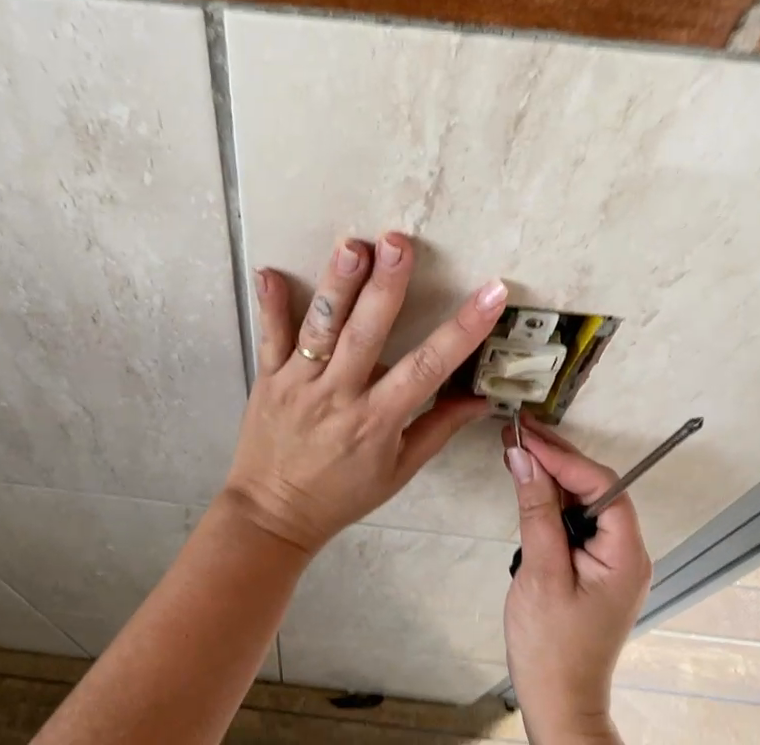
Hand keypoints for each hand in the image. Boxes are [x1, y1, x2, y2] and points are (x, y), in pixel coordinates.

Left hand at [220, 232, 506, 554]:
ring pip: (320, 330)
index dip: (462, 330)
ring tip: (351, 246)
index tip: (491, 292)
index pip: (428, 368)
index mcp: (377, 420)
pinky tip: (268, 271)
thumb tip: (482, 397)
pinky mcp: (268, 379)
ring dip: (335, 287)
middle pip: (365, 335)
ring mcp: (299, 385)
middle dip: (385, 287)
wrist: (272, 517)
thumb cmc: (342, 494)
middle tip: (399, 243)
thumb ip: (438, 428)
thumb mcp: (399, 471)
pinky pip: (269, 339)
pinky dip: (269, 306)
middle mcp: (339, 396)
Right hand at [503, 416, 651, 744]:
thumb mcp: (540, 572)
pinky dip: (548, 500)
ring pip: (582, 501)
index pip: (600, 484)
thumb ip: (535, 510)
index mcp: (626, 554)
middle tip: (516, 432)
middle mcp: (625, 552)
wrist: (558, 703)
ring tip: (514, 450)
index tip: (526, 437)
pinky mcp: (591, 567)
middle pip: (593, 487)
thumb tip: (523, 457)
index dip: (562, 456)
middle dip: (555, 457)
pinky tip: (526, 486)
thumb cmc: (552, 649)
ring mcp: (609, 560)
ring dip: (549, 475)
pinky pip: (574, 521)